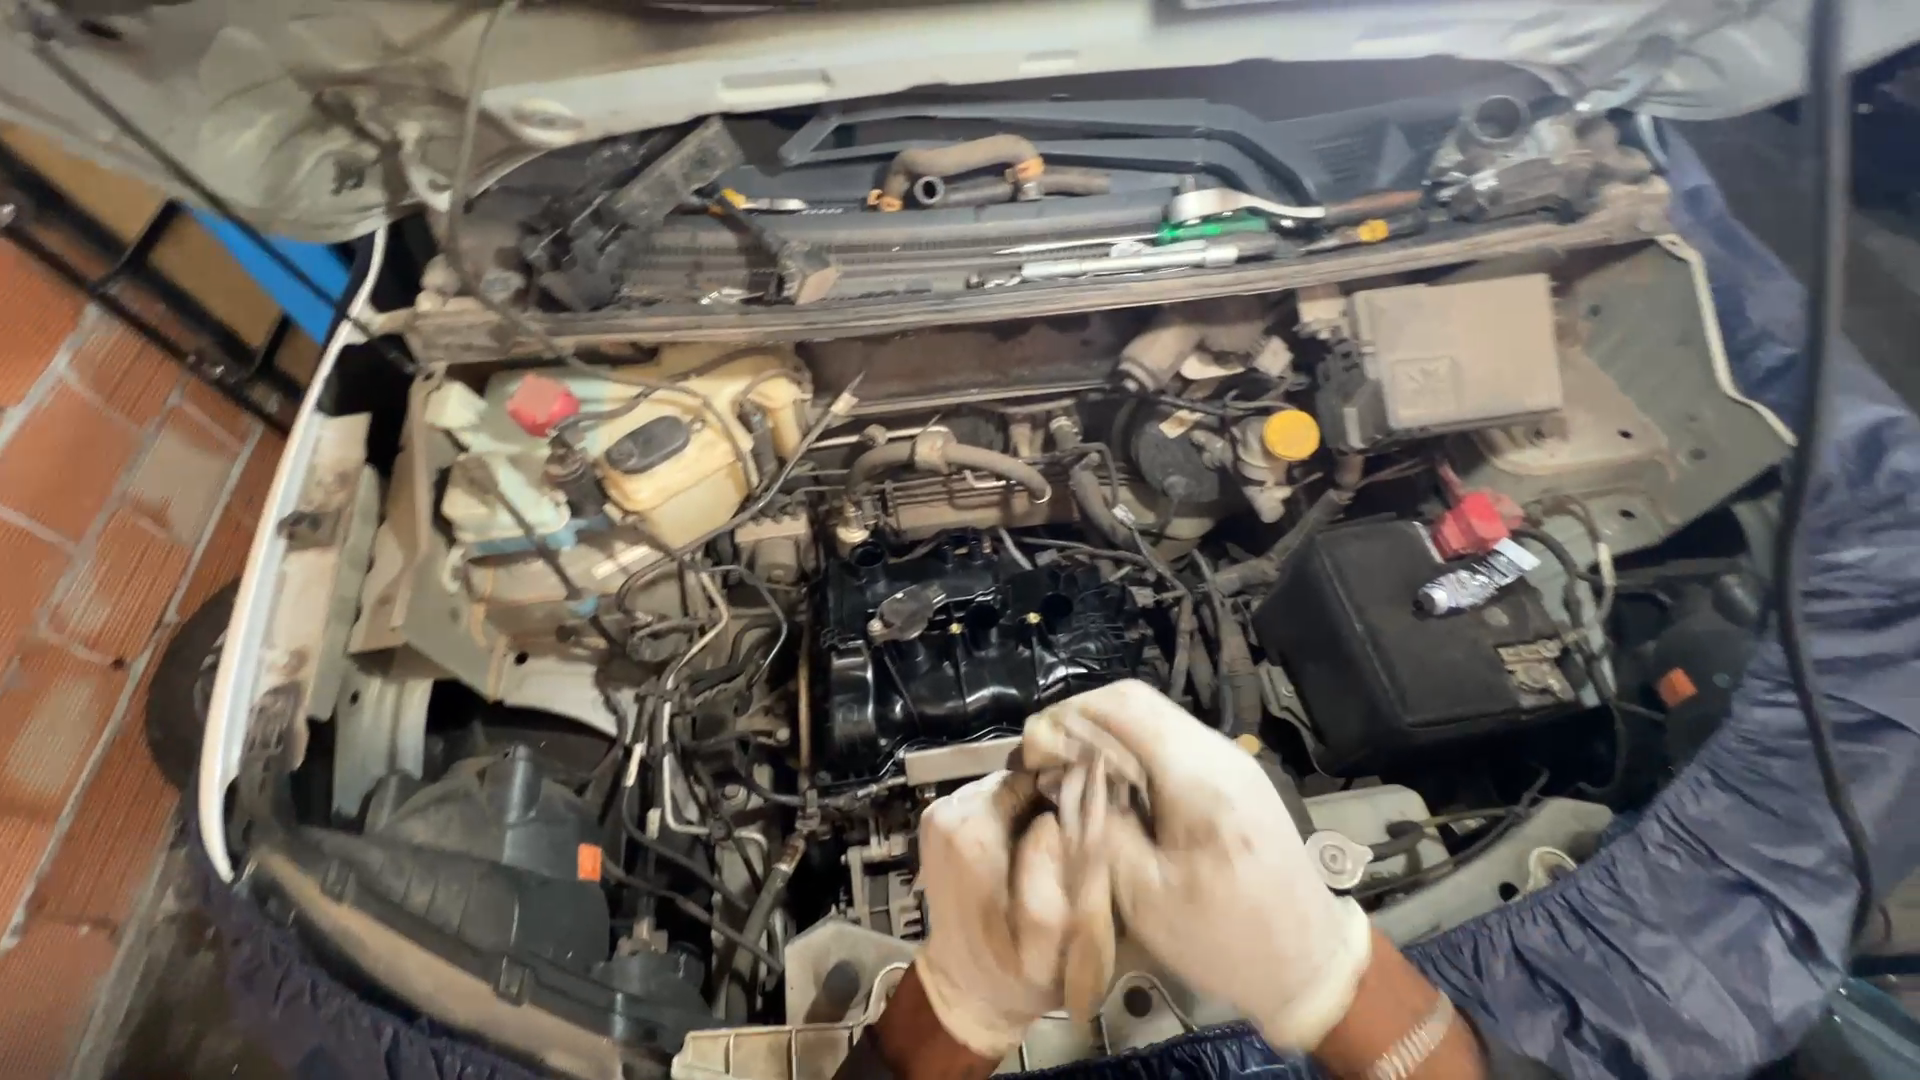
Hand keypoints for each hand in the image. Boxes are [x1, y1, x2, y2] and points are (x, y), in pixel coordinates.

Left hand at [913, 771, 1071, 1056]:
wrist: (966, 986)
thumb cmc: (1014, 969)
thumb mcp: (1048, 939)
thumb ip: (1052, 873)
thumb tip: (1051, 819)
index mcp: (972, 833)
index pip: (1026, 778)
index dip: (1058, 791)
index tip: (1078, 818)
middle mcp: (948, 814)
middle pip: (1010, 779)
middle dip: (1040, 798)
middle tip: (1064, 835)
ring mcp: (937, 816)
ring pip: (997, 787)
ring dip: (1023, 807)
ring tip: (1045, 844)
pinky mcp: (936, 822)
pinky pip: (982, 800)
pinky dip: (1004, 814)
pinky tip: (1021, 846)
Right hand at [1026, 680, 1372, 1049]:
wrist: (1312, 963)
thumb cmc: (1226, 941)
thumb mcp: (1146, 896)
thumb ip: (1101, 826)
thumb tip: (1064, 777)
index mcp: (1197, 778)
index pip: (1122, 707)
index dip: (1067, 716)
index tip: (1034, 751)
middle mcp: (1216, 752)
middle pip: (1135, 700)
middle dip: (1080, 718)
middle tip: (1046, 758)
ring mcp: (1229, 758)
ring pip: (1152, 715)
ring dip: (1104, 731)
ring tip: (1070, 769)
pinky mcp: (1232, 773)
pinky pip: (1169, 738)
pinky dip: (1130, 747)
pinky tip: (1111, 782)